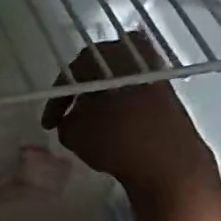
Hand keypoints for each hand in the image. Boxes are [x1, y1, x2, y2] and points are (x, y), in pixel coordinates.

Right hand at [42, 35, 220, 204]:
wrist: (171, 166)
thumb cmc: (118, 141)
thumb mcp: (75, 133)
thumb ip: (66, 122)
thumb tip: (70, 120)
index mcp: (114, 55)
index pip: (76, 68)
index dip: (57, 96)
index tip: (49, 122)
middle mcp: (139, 58)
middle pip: (103, 69)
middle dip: (84, 91)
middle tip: (71, 114)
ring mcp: (160, 80)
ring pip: (122, 85)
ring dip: (104, 103)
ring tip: (91, 128)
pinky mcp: (172, 103)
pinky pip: (138, 100)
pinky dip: (122, 113)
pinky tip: (114, 135)